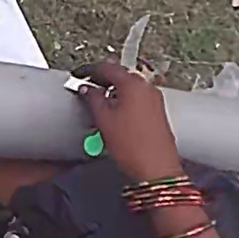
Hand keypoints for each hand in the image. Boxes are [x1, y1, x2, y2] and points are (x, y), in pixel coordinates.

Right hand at [73, 63, 181, 181]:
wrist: (157, 170)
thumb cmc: (133, 147)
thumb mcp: (104, 120)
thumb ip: (93, 99)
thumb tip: (87, 89)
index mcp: (133, 84)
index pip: (108, 68)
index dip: (90, 70)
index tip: (80, 74)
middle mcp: (147, 87)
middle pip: (121, 74)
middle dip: (103, 78)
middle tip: (88, 85)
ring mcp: (155, 99)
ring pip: (131, 86)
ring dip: (115, 89)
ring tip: (99, 99)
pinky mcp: (158, 111)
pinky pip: (139, 97)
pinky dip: (125, 98)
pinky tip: (116, 110)